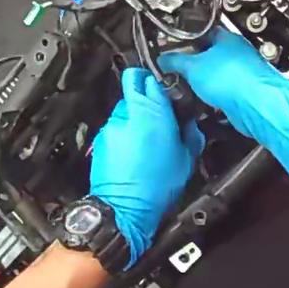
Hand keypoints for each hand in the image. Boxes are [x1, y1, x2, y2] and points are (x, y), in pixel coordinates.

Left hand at [90, 69, 204, 266]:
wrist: (124, 210)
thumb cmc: (156, 186)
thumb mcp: (185, 159)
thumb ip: (188, 133)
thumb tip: (188, 122)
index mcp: (151, 111)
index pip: (146, 77)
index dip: (155, 82)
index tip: (164, 91)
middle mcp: (127, 113)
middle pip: (133, 91)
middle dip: (144, 100)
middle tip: (157, 117)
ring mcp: (110, 127)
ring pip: (123, 112)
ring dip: (134, 120)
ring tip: (145, 141)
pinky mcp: (99, 141)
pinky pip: (114, 130)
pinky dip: (123, 136)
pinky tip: (132, 153)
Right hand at [159, 30, 288, 191]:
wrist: (256, 106)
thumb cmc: (234, 79)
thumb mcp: (194, 66)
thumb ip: (176, 61)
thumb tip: (164, 59)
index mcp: (227, 38)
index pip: (203, 32)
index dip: (186, 39)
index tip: (172, 47)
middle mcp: (236, 55)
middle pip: (208, 56)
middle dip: (191, 65)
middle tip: (175, 70)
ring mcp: (241, 75)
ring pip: (215, 76)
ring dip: (201, 83)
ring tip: (185, 88)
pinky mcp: (242, 95)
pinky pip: (222, 94)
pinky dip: (211, 98)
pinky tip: (202, 102)